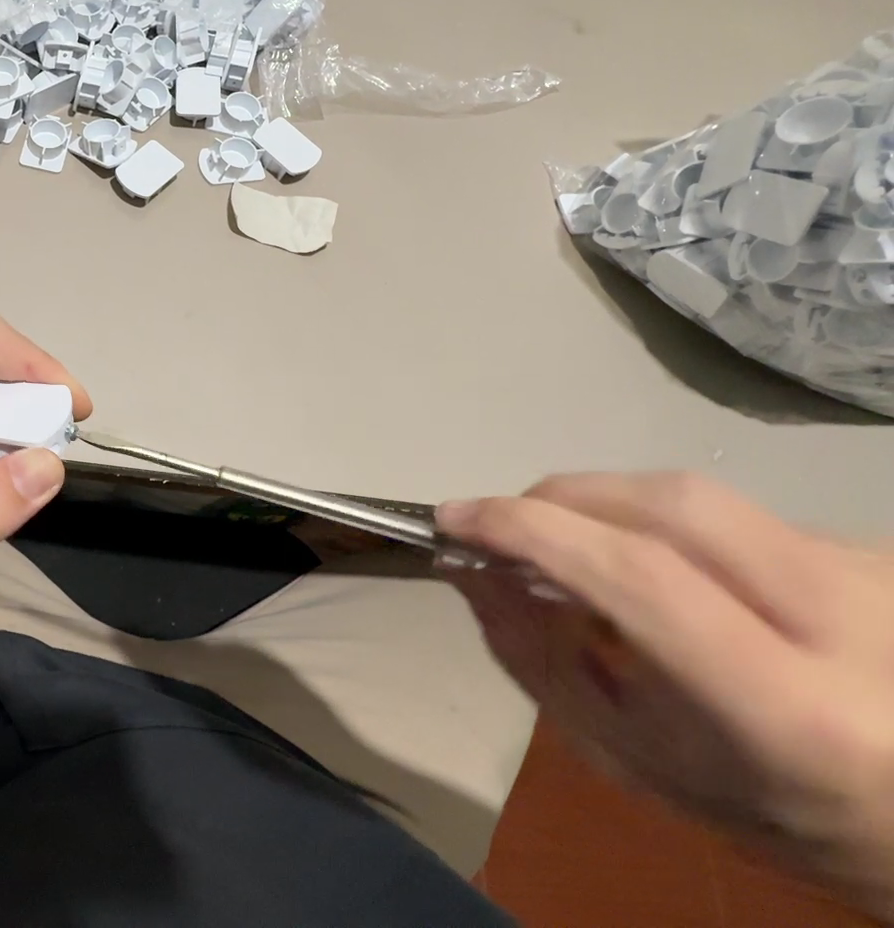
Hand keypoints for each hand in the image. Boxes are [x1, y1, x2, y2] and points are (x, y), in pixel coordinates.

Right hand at [436, 472, 893, 920]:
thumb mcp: (623, 750)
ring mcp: (882, 580)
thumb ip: (534, 654)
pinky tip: (670, 575)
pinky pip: (734, 511)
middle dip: (564, 498)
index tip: (454, 519)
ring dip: (610, 513)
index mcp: (788, 711)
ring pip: (701, 500)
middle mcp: (856, 628)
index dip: (530, 529)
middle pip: (676, 506)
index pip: (639, 574)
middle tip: (509, 527)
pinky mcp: (880, 550)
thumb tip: (465, 562)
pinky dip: (665, 527)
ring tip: (586, 560)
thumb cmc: (756, 806)